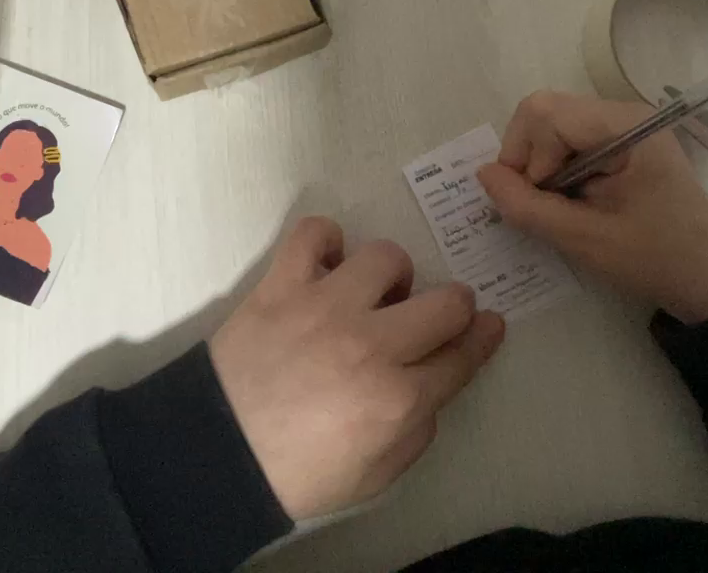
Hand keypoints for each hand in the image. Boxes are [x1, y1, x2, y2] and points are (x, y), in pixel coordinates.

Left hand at [209, 217, 505, 521]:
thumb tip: (430, 385)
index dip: (482, 339)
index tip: (490, 323)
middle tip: (427, 316)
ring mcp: (325, 305)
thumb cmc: (298, 469)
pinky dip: (327, 240)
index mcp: (397, 399)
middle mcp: (371, 343)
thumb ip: (416, 429)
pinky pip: (315, 233)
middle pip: (445, 303)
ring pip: (386, 257)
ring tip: (369, 293)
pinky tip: (326, 263)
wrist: (218, 450)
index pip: (461, 357)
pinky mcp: (283, 282)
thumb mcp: (375, 475)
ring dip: (389, 276)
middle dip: (453, 307)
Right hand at [477, 93, 707, 324]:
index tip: (541, 200)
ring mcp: (620, 124)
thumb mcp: (584, 241)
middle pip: (543, 110)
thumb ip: (527, 207)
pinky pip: (562, 137)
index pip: (545, 113)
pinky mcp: (616, 139)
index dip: (527, 156)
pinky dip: (551, 165)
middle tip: (541, 200)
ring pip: (547, 122)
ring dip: (537, 162)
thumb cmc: (655, 260)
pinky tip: (570, 196)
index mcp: (626, 127)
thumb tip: (481, 174)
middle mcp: (622, 112)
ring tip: (558, 201)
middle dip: (526, 155)